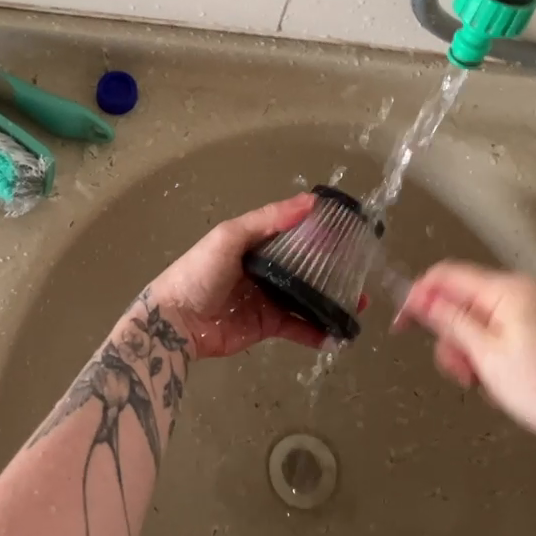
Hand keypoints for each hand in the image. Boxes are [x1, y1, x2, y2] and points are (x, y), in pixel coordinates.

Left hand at [147, 192, 362, 359]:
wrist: (175, 321)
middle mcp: (264, 269)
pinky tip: (338, 334)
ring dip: (331, 301)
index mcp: (254, 243)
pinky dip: (318, 332)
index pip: (292, 232)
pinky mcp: (266, 326)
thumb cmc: (199, 272)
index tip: (348, 231)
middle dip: (332, 270)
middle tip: (361, 271)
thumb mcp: (230, 237)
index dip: (318, 232)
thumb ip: (268, 220)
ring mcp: (267, 298)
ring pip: (306, 298)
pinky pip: (297, 327)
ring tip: (358, 304)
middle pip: (304, 267)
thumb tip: (310, 201)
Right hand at [393, 261, 535, 443]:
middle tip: (457, 371)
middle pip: (463, 301)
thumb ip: (448, 320)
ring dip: (469, 350)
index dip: (419, 296)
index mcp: (508, 290)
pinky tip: (500, 383)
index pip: (447, 275)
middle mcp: (524, 292)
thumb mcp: (484, 355)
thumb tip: (418, 297)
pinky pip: (501, 333)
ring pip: (480, 321)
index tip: (403, 324)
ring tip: (481, 383)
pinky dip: (490, 354)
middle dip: (450, 335)